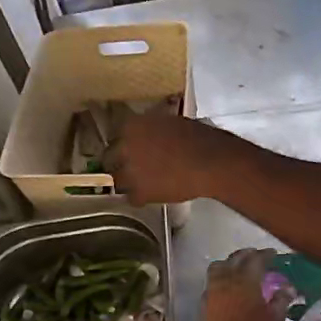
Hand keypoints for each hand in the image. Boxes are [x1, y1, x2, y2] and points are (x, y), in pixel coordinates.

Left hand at [105, 111, 233, 204]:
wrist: (210, 162)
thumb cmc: (199, 137)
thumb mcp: (172, 122)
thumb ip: (154, 127)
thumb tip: (152, 132)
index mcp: (132, 125)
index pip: (117, 136)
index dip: (126, 145)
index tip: (135, 150)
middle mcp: (124, 146)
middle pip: (110, 159)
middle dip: (121, 164)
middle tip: (137, 169)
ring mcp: (130, 171)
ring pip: (118, 180)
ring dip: (129, 182)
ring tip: (145, 185)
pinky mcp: (139, 192)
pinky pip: (132, 198)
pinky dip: (141, 199)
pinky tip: (153, 196)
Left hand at [197, 249, 294, 320]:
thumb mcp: (274, 319)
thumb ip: (282, 300)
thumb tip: (288, 288)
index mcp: (247, 280)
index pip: (257, 259)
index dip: (266, 254)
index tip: (273, 253)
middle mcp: (228, 278)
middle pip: (236, 258)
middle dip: (248, 254)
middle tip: (257, 256)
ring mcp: (213, 288)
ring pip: (220, 265)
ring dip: (231, 262)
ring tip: (240, 267)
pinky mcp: (204, 300)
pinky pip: (212, 279)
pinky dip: (221, 275)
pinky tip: (228, 284)